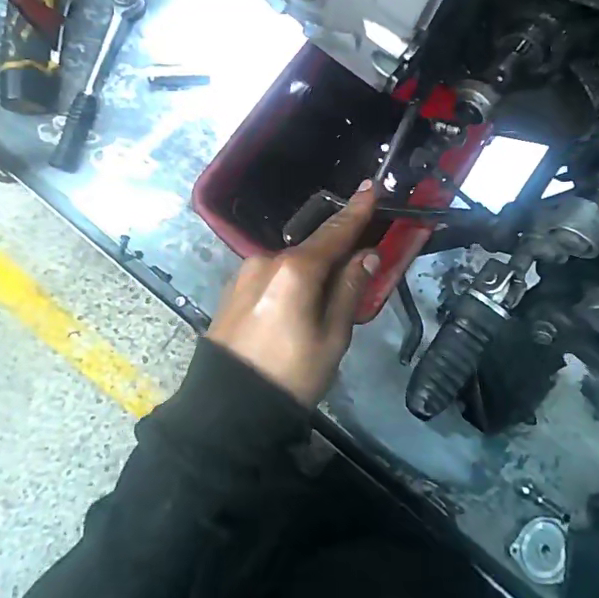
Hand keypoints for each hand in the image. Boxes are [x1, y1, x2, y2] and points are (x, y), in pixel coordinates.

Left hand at [207, 182, 381, 404]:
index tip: (372, 187)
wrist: (226, 409)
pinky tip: (298, 306)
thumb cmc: (290, 374)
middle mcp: (267, 261)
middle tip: (359, 267)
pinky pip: (273, 277)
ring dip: (313, 272)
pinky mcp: (233, 290)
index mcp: (295, 269)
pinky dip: (292, 282)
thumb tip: (365, 256)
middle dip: (337, 254)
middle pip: (313, 249)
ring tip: (327, 303)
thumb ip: (349, 290)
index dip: (357, 211)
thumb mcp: (332, 338)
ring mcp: (245, 274)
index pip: (334, 233)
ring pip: (292, 265)